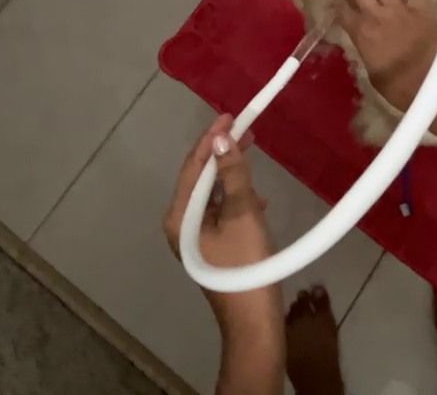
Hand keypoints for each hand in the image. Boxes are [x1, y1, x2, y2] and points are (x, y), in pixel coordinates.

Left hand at [165, 115, 281, 330]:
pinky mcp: (210, 245)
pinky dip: (235, 196)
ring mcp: (194, 236)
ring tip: (252, 154)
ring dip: (231, 173)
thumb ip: (232, 173)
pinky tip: (257, 196)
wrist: (254, 320)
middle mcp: (180, 223)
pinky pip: (219, 209)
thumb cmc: (245, 263)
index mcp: (180, 216)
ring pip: (212, 192)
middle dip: (222, 153)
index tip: (231, 115)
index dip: (212, 138)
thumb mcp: (243, 211)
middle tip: (245, 129)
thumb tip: (221, 138)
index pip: (194, 165)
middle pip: (200, 177)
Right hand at [336, 0, 436, 110]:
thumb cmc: (397, 87)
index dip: (337, 2)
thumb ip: (365, 49)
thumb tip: (364, 40)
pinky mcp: (421, 8)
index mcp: (361, 32)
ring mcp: (400, 8)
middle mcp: (376, 14)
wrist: (431, 84)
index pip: (341, 9)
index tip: (337, 0)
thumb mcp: (371, 71)